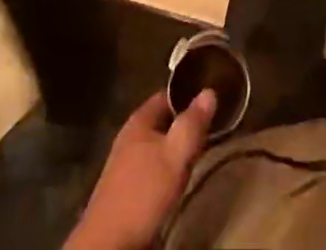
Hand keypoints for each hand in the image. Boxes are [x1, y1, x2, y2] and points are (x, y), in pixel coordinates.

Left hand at [65, 90, 214, 249]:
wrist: (111, 239)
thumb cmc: (144, 192)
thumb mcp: (174, 156)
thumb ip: (191, 125)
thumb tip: (209, 90)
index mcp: (138, 120)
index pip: (165, 96)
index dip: (187, 95)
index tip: (211, 99)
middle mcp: (130, 135)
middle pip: (162, 120)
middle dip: (185, 122)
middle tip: (214, 126)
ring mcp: (126, 160)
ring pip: (158, 143)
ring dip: (177, 145)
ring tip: (203, 149)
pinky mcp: (128, 184)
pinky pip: (154, 163)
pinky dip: (169, 164)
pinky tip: (181, 175)